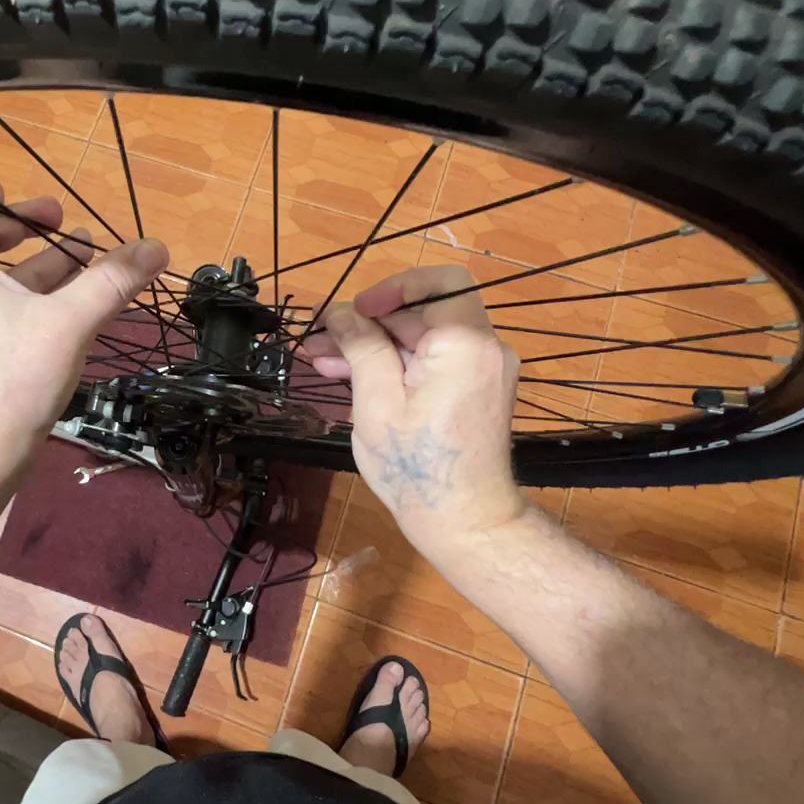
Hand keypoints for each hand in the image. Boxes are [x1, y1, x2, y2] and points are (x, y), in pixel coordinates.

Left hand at [0, 178, 168, 461]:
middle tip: (60, 217)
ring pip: (0, 277)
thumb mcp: (69, 319)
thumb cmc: (12, 374)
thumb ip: (112, 281)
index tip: (5, 189)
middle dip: (20, 225)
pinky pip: (9, 306)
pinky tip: (80, 297)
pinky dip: (40, 293)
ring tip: (86, 250)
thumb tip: (156, 246)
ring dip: (40, 259)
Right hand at [306, 265, 526, 550]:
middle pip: (423, 314)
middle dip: (368, 323)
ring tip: (322, 361)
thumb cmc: (416, 464)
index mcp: (465, 344)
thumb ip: (362, 347)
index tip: (358, 311)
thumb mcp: (376, 402)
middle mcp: (483, 349)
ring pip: (420, 339)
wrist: (463, 520)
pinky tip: (351, 377)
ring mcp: (480, 371)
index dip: (394, 288)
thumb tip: (343, 313)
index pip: (441, 283)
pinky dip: (394, 365)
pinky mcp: (471, 391)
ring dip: (373, 346)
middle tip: (320, 341)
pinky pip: (430, 362)